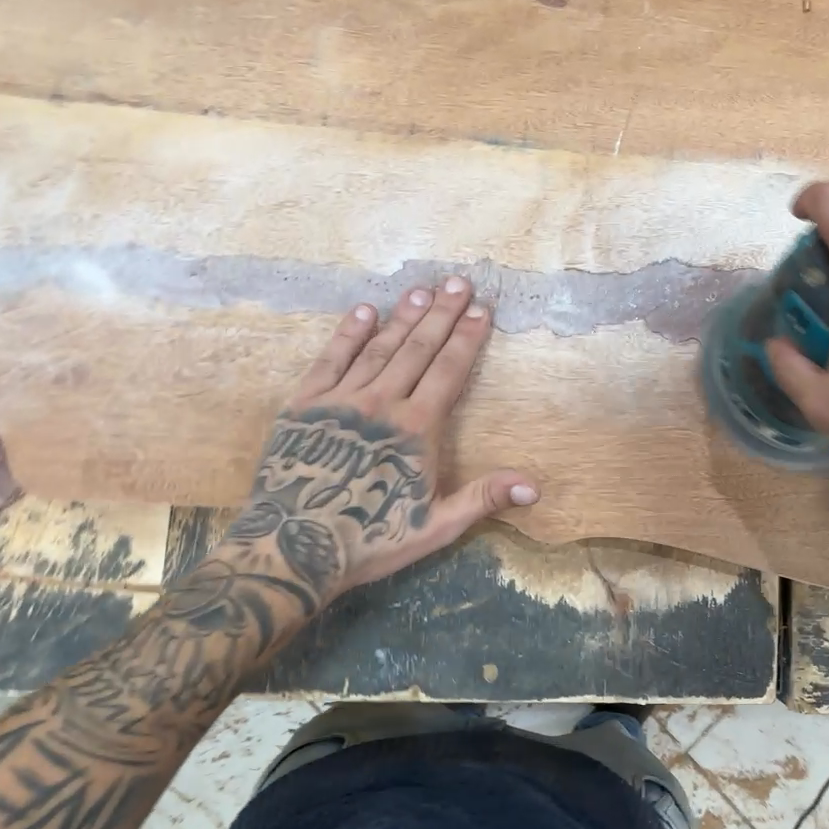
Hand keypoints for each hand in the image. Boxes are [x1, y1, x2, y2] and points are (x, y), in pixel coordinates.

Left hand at [213, 276, 537, 611]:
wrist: (292, 547)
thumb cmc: (372, 539)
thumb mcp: (437, 527)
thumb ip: (484, 498)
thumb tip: (535, 487)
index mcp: (416, 429)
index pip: (449, 370)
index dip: (467, 338)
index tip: (481, 309)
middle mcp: (381, 402)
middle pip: (418, 349)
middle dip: (441, 314)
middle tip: (457, 281)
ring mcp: (340, 399)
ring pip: (379, 347)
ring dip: (403, 317)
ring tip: (421, 290)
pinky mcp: (304, 404)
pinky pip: (331, 359)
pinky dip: (348, 333)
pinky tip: (364, 311)